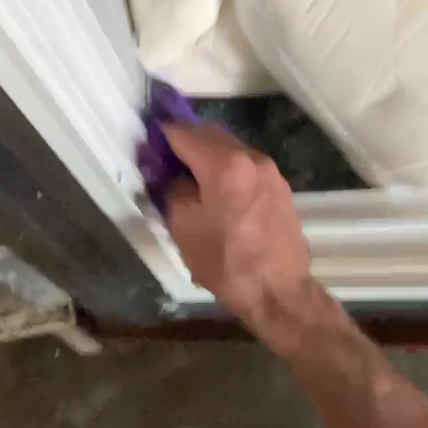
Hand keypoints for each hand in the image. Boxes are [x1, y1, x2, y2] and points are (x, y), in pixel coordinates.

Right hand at [161, 122, 324, 329]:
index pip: (184, 134)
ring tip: (189, 171)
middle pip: (210, 134)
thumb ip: (173, 189)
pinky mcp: (280, 188)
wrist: (279, 292)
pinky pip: (246, 165)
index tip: (147, 138)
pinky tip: (216, 187)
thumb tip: (172, 175)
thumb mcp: (184, 227)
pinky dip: (227, 166)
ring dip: (208, 152)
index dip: (162, 134)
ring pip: (231, 148)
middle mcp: (251, 158)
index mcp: (224, 164)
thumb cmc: (225, 261)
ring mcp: (270, 172)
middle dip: (186, 139)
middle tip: (164, 153)